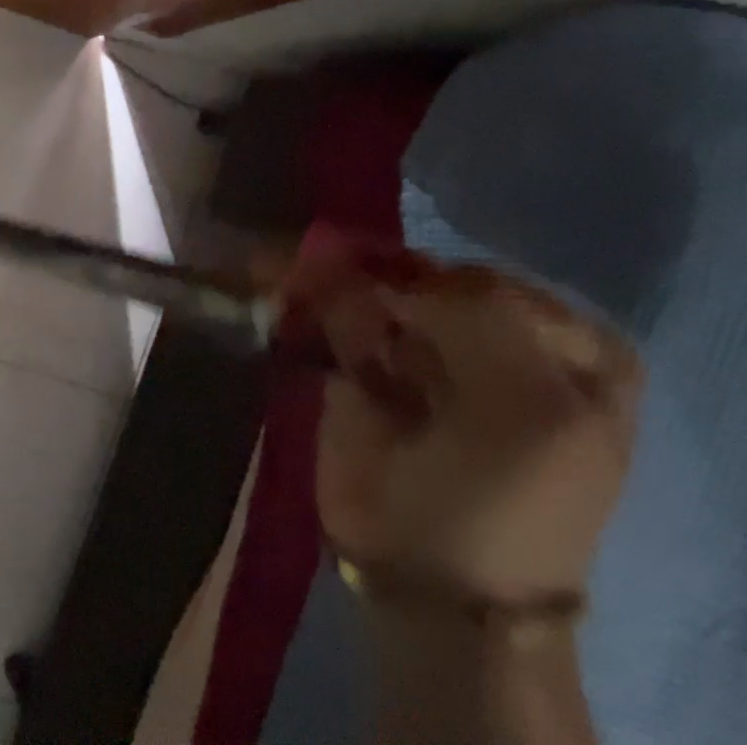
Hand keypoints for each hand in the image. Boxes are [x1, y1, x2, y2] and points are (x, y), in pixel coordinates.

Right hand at [284, 229, 641, 605]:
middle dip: (364, 274)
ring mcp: (418, 357)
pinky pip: (329, 326)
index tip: (365, 271)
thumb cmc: (502, 500)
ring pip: (366, 296)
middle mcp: (488, 339)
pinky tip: (283, 308)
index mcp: (560, 343)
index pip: (483, 278)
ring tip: (286, 287)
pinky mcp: (356, 377)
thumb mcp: (527, 406)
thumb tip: (385, 265)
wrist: (429, 578)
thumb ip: (475, 316)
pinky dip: (302, 311)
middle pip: (417, 281)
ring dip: (323, 288)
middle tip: (311, 272)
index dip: (423, 272)